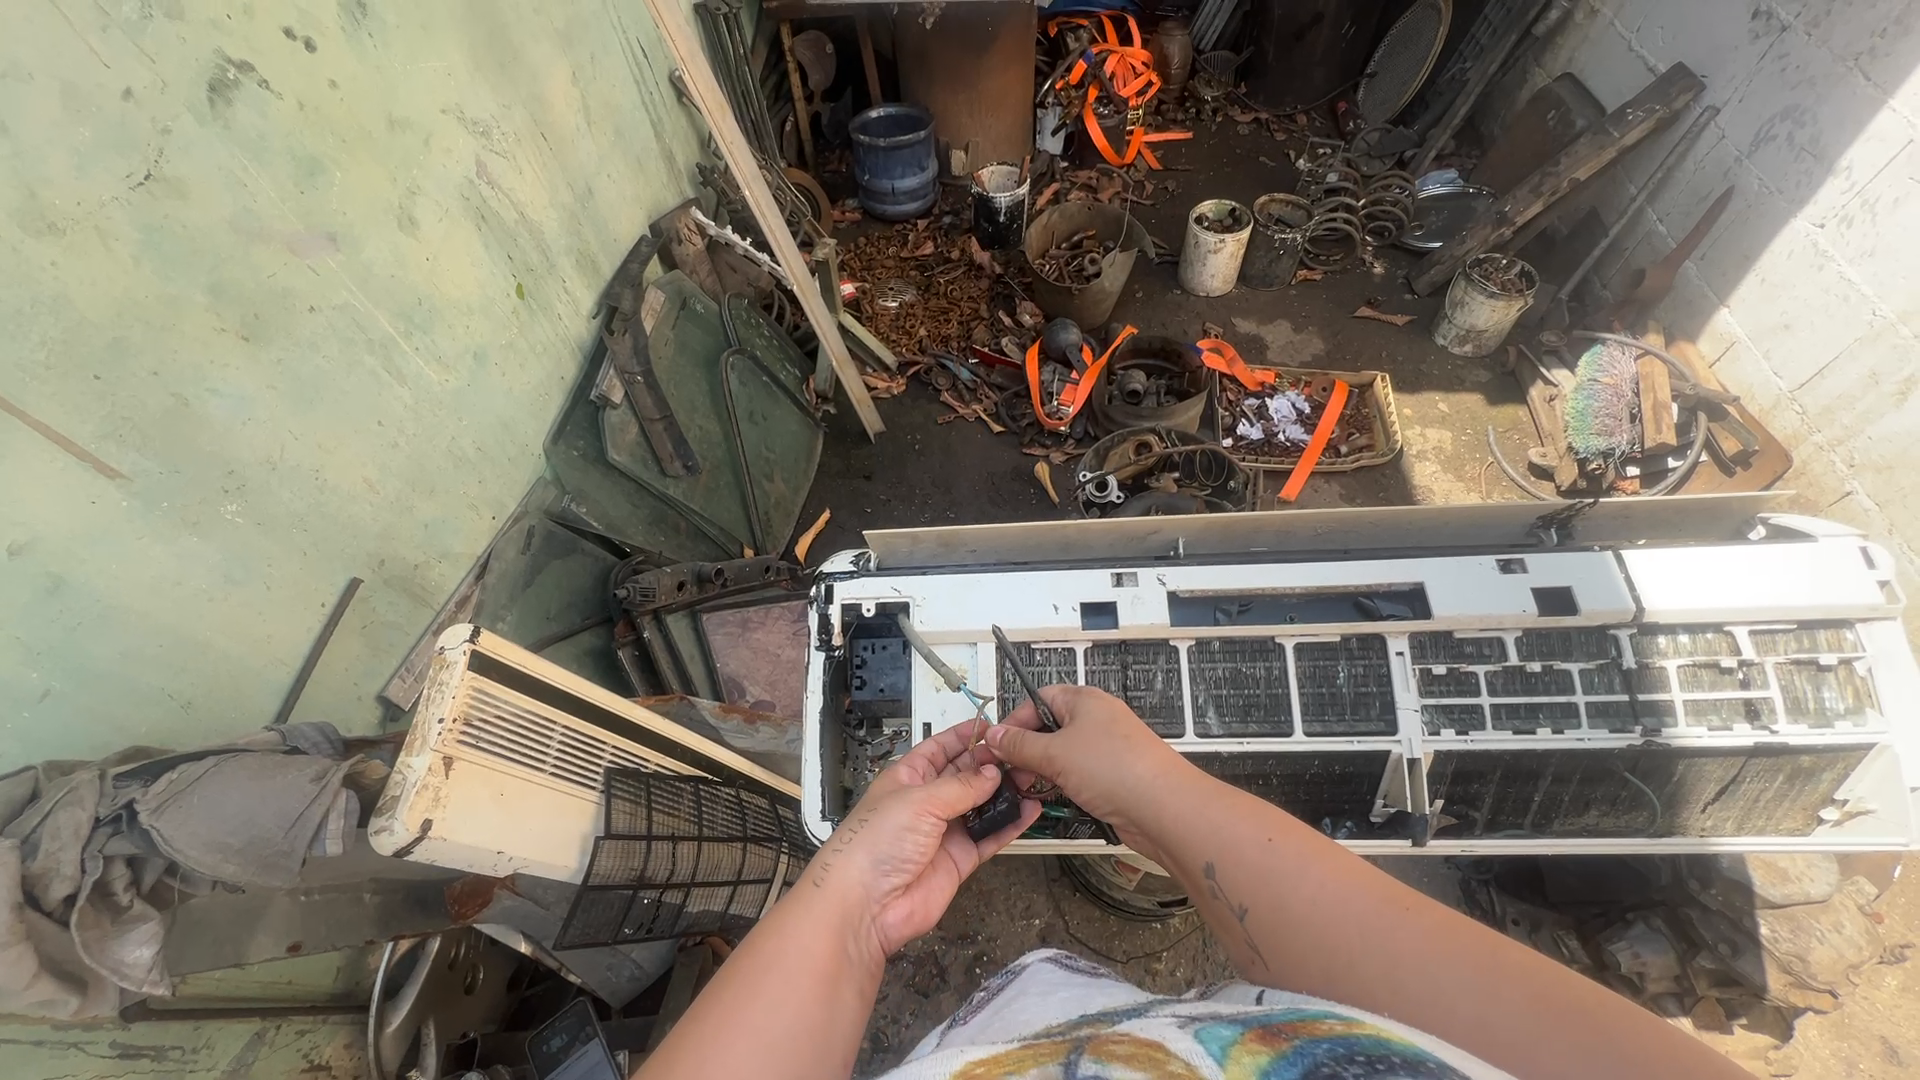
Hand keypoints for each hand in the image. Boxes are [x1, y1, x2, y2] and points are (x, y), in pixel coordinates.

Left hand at [801, 719, 1040, 960]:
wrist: (866, 905)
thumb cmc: (874, 844)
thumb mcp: (919, 800)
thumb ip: (960, 786)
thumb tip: (990, 773)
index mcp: (908, 777)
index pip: (939, 748)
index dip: (964, 737)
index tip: (990, 727)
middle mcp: (926, 802)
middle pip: (965, 775)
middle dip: (991, 763)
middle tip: (1019, 753)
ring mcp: (944, 831)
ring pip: (982, 805)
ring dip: (1005, 792)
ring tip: (1031, 777)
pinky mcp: (959, 859)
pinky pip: (990, 836)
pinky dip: (1010, 824)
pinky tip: (1028, 811)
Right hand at [985, 686, 1200, 858]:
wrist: (1164, 809)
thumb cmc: (1113, 769)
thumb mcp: (1055, 754)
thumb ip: (1019, 745)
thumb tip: (993, 735)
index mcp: (1083, 700)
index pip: (1038, 698)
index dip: (1014, 720)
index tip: (996, 744)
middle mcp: (1096, 719)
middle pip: (1049, 726)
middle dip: (1024, 748)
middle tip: (1006, 771)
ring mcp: (1107, 748)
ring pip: (1062, 753)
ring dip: (1041, 769)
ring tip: (1024, 788)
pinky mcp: (1114, 775)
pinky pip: (1078, 773)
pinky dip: (1061, 783)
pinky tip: (1049, 799)